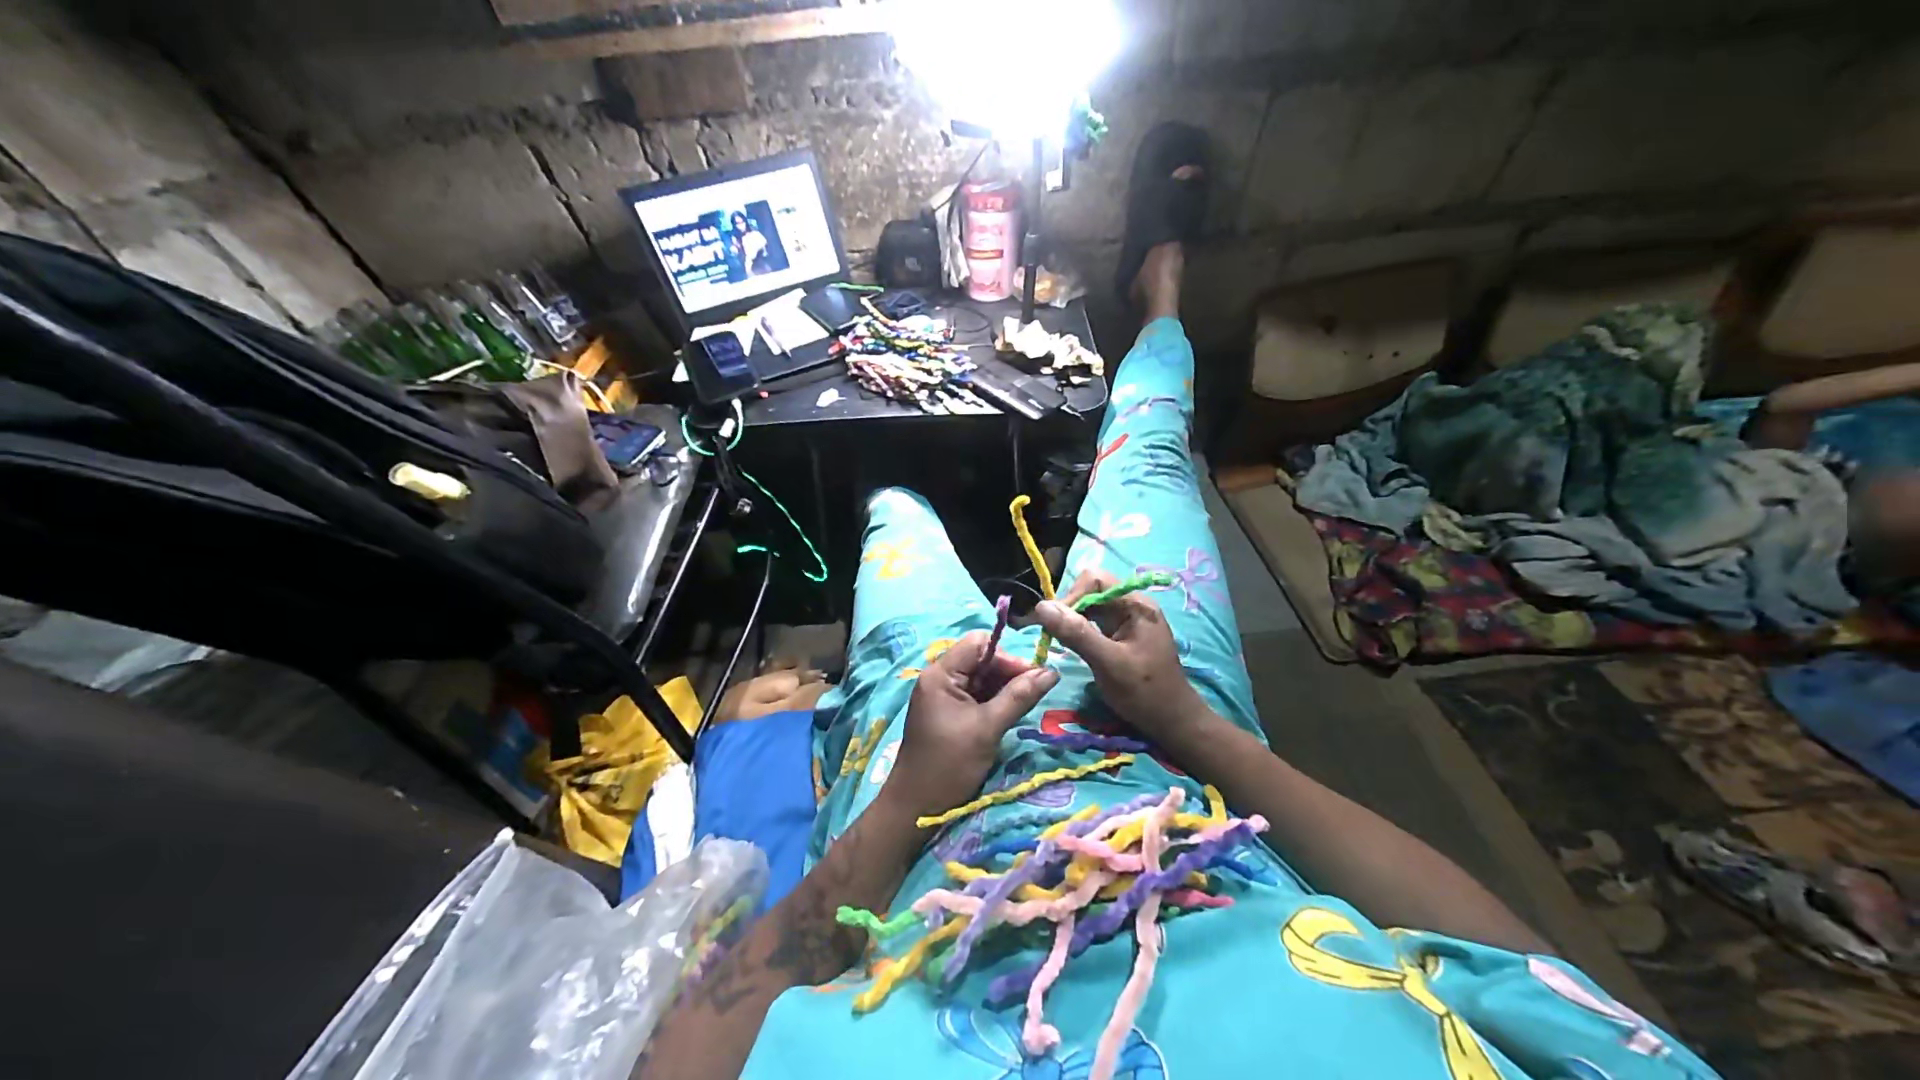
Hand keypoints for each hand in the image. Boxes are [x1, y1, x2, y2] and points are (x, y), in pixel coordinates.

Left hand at [882, 631, 1059, 819]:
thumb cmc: (948, 765)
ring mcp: (943, 697)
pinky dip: (995, 702)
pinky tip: (1011, 714)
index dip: (1007, 655)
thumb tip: (1051, 672)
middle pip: (981, 660)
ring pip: (981, 679)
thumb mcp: (988, 728)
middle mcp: (939, 679)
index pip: (979, 644)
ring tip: (1027, 704)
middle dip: (1009, 673)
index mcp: (940, 674)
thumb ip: (1019, 697)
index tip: (1032, 677)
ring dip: (1005, 689)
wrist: (915, 809)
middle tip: (1035, 693)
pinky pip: (977, 697)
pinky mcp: (949, 714)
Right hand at [1033, 569, 1207, 742]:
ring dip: (1071, 620)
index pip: (1094, 580)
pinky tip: (1072, 646)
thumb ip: (1077, 633)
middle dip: (1068, 608)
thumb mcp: (1108, 663)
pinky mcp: (1120, 635)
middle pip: (1090, 590)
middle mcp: (1131, 605)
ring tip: (1059, 641)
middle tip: (1053, 635)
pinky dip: (1078, 630)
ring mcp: (1127, 620)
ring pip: (1089, 606)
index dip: (1070, 597)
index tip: (1053, 624)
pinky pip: (1093, 622)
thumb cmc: (1145, 692)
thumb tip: (1041, 606)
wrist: (1173, 722)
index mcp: (1135, 604)